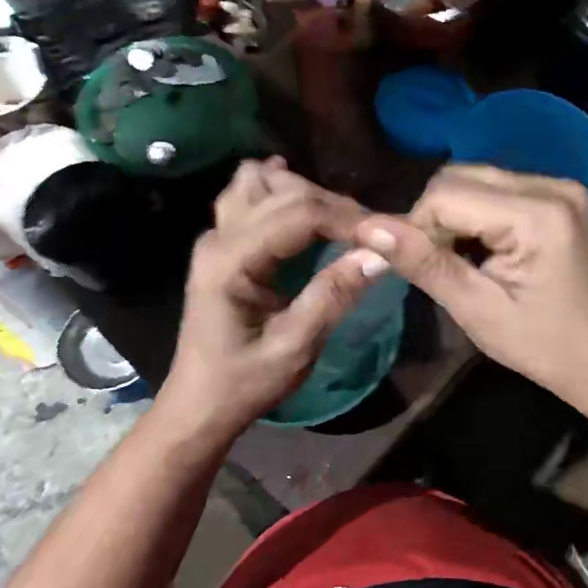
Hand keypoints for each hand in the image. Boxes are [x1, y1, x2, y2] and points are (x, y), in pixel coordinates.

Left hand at [156, 158, 388, 435]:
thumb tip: (380, 254)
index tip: (387, 236)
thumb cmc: (243, 384)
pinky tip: (306, 207)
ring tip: (339, 223)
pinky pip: (248, 197)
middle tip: (372, 235)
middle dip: (333, 205)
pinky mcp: (220, 245)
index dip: (347, 218)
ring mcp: (214, 236)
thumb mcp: (295, 348)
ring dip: (304, 193)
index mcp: (230, 261)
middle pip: (283, 191)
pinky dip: (280, 194)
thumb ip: (333, 295)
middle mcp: (217, 236)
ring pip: (260, 182)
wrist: (199, 404)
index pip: (299, 213)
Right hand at [354, 165, 587, 399]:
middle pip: (459, 176)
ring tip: (460, 260)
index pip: (446, 194)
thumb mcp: (474, 308)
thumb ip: (423, 262)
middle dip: (434, 218)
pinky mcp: (560, 193)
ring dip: (453, 215)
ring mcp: (561, 185)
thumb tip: (367, 228)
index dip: (417, 227)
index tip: (417, 269)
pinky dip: (475, 213)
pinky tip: (481, 249)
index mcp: (538, 214)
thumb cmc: (539, 344)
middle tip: (439, 265)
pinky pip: (496, 187)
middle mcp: (553, 185)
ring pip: (474, 177)